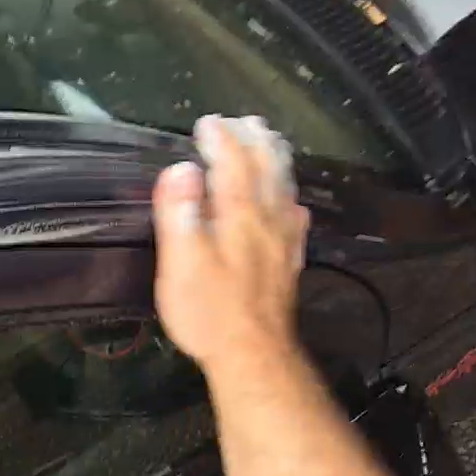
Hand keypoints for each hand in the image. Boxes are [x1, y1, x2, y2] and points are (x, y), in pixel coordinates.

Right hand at [152, 115, 309, 375]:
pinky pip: (294, 221)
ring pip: (284, 190)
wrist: (253, 354)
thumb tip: (181, 168)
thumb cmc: (208, 309)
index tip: (206, 122)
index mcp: (238, 217)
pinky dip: (291, 200)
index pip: (231, 166)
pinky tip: (292, 202)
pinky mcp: (287, 263)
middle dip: (254, 142)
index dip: (220, 140)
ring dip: (276, 161)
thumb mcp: (182, 260)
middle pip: (266, 171)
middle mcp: (266, 222)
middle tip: (243, 120)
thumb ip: (180, 213)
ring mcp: (281, 242)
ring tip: (271, 141)